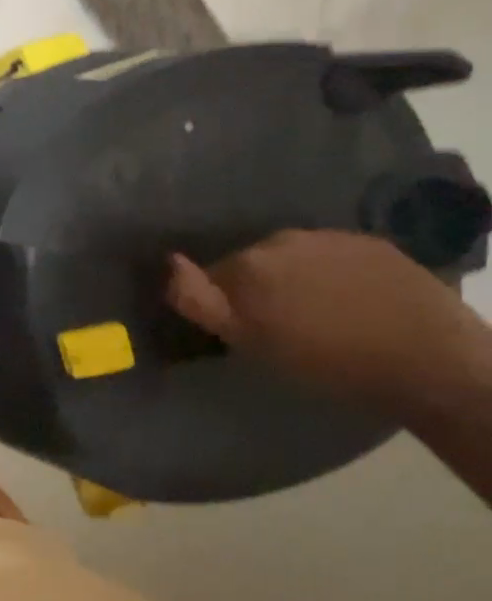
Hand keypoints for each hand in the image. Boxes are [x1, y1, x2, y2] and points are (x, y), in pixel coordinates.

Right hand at [166, 230, 489, 415]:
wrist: (429, 362)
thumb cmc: (326, 362)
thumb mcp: (249, 342)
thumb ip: (200, 301)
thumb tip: (171, 262)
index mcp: (247, 263)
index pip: (209, 277)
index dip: (223, 303)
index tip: (245, 327)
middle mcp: (283, 239)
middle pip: (252, 262)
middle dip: (258, 286)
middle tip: (282, 323)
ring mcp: (331, 238)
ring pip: (292, 257)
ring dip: (295, 278)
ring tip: (319, 311)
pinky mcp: (373, 244)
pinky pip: (332, 255)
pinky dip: (332, 273)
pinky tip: (351, 300)